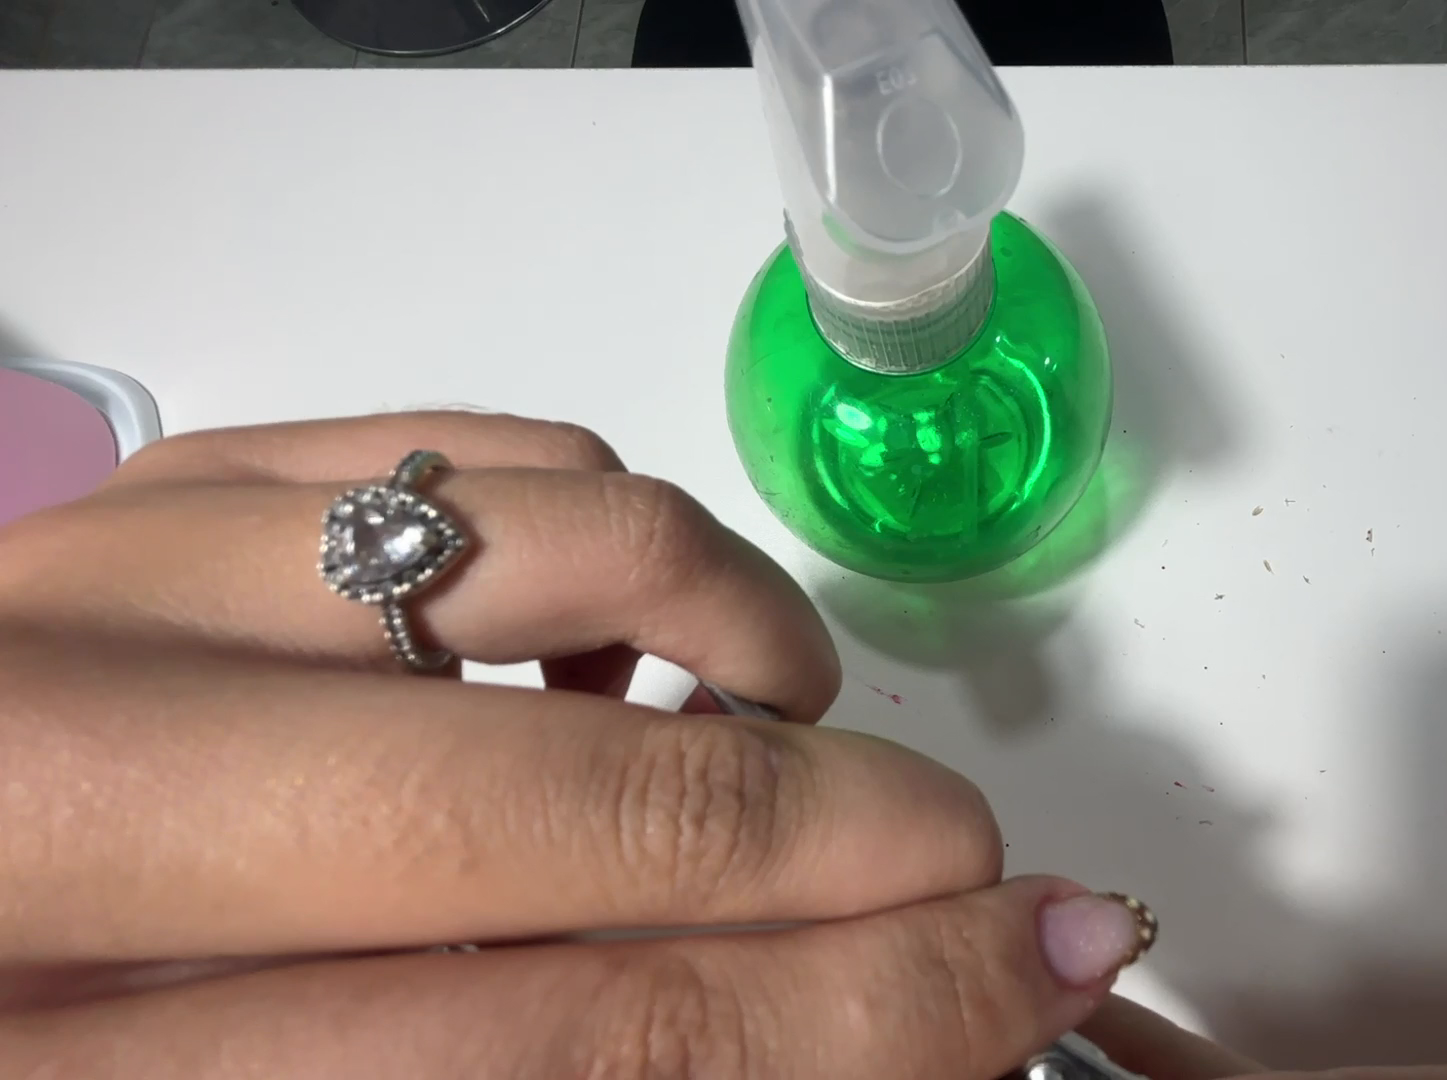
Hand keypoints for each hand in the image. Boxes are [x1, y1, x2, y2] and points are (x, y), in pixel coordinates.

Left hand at [0, 412, 1153, 1076]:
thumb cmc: (184, 1058)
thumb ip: (661, 1041)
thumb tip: (921, 979)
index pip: (624, 1041)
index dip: (890, 1003)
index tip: (1057, 942)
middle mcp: (53, 824)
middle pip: (625, 810)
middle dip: (867, 829)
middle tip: (966, 840)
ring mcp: (92, 600)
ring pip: (584, 549)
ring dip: (753, 634)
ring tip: (768, 702)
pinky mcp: (159, 485)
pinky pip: (502, 456)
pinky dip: (631, 534)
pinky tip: (613, 641)